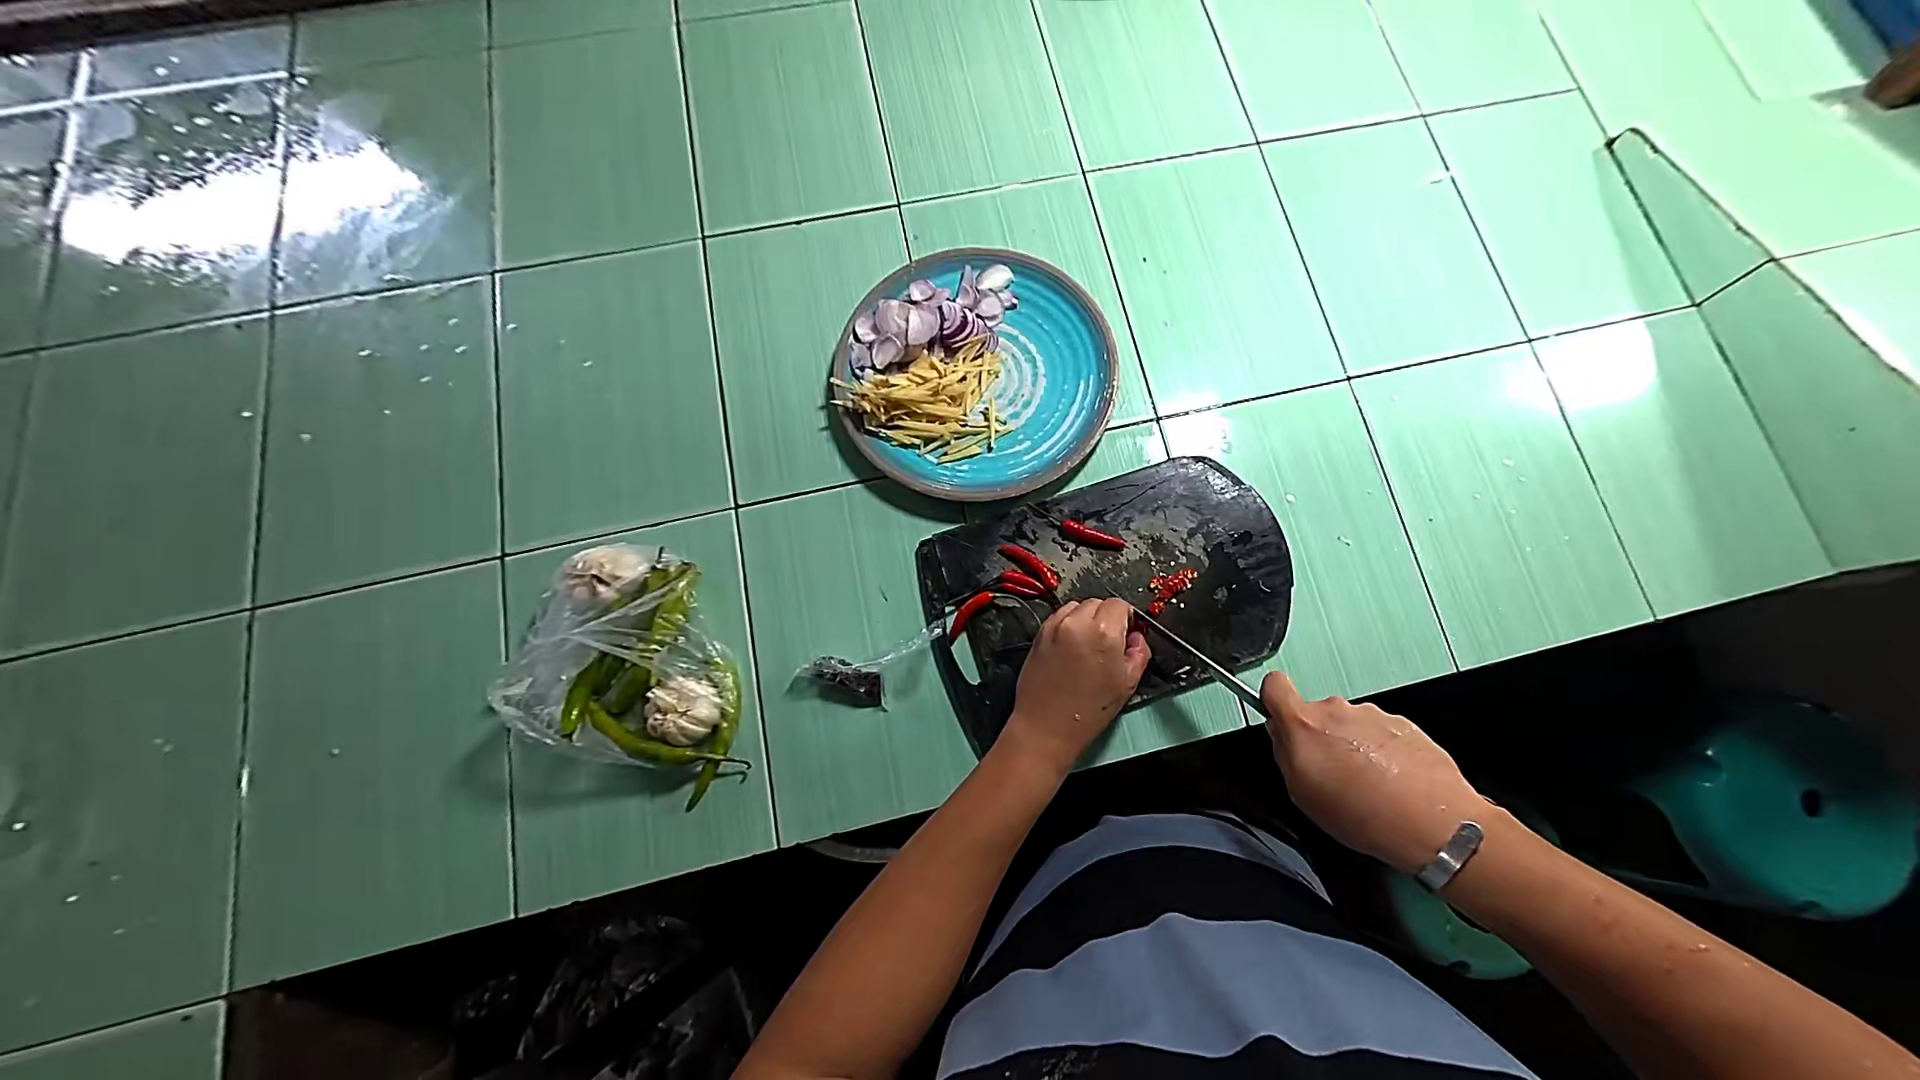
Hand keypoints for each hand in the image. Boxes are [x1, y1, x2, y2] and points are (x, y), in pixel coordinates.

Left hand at [1001, 599, 1149, 773]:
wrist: (1047, 725)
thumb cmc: (1088, 710)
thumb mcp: (1128, 683)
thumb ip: (1139, 653)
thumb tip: (1137, 637)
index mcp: (1104, 631)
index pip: (1120, 605)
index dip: (1127, 618)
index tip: (1127, 632)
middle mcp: (1077, 622)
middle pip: (1098, 603)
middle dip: (1107, 617)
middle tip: (1109, 642)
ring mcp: (1055, 626)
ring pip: (1077, 607)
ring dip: (1086, 618)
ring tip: (1089, 645)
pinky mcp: (1039, 633)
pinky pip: (1059, 617)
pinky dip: (1068, 625)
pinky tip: (1072, 647)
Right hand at [1262, 672, 1492, 874]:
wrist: (1436, 824)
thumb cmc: (1369, 815)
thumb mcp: (1302, 793)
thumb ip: (1284, 754)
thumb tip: (1281, 738)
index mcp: (1305, 723)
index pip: (1274, 685)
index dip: (1272, 697)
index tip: (1278, 714)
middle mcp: (1338, 710)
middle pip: (1316, 712)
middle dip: (1320, 736)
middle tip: (1331, 771)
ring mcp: (1374, 716)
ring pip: (1350, 723)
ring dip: (1352, 746)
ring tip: (1367, 784)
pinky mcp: (1405, 725)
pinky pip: (1381, 733)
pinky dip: (1381, 752)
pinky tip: (1390, 783)